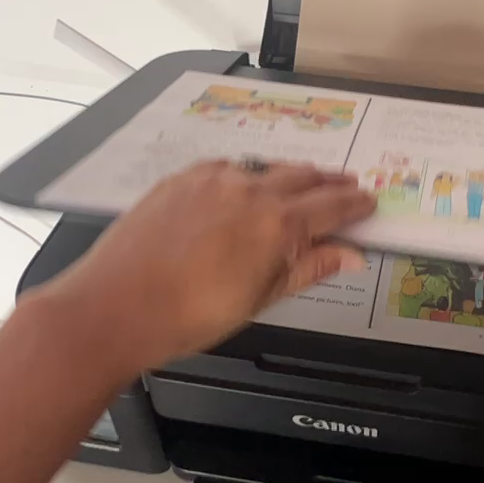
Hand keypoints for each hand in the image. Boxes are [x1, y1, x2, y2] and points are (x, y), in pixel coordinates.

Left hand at [25, 161, 374, 372]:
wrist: (114, 306)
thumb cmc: (188, 315)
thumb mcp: (261, 300)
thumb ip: (309, 268)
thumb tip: (350, 255)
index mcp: (277, 225)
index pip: (333, 206)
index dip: (356, 203)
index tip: (369, 201)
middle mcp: (250, 191)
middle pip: (305, 177)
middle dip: (330, 182)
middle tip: (346, 186)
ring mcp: (214, 179)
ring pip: (266, 168)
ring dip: (290, 176)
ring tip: (300, 185)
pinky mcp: (183, 177)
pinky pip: (227, 168)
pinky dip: (246, 176)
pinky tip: (244, 188)